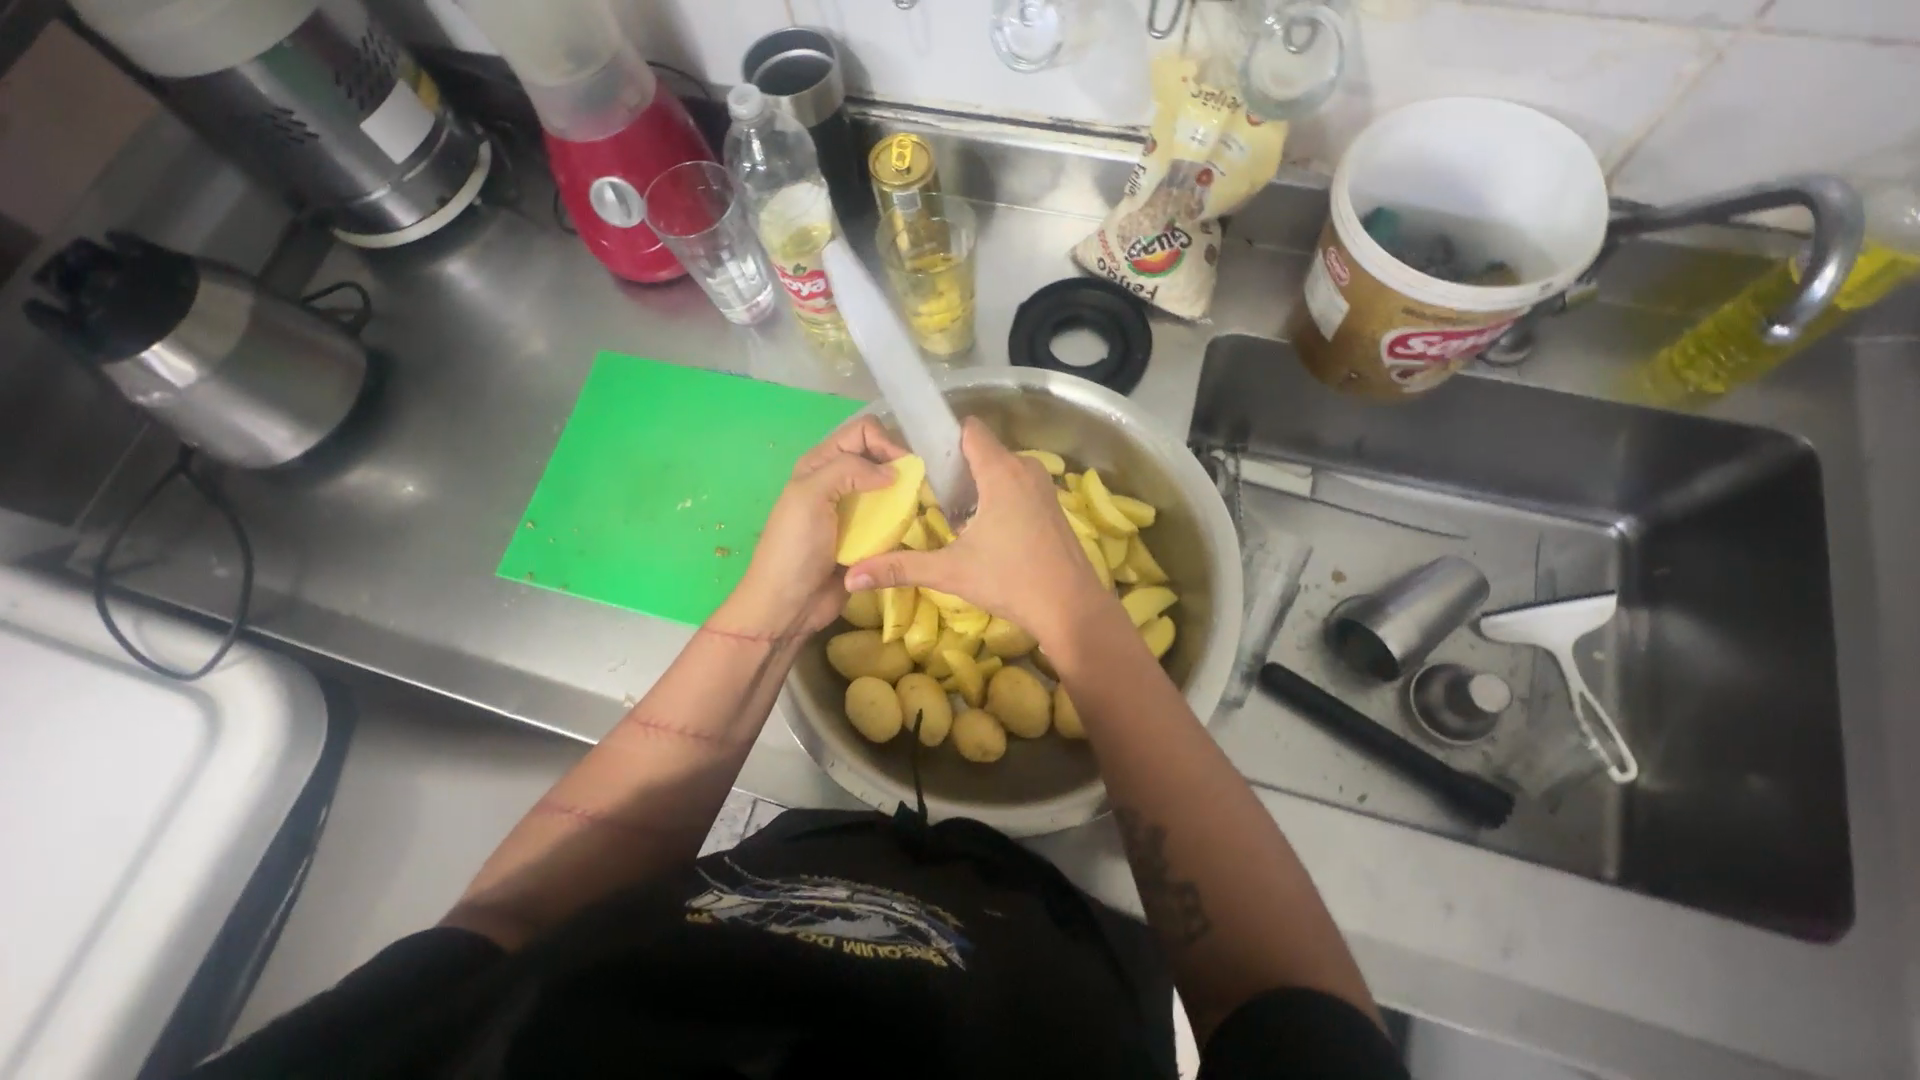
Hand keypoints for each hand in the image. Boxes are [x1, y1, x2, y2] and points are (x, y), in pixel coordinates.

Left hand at [721, 416, 907, 635]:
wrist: (788, 605)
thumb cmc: (793, 548)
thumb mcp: (810, 496)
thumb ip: (848, 469)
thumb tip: (893, 472)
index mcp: (820, 463)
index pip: (863, 431)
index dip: (885, 442)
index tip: (902, 469)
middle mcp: (839, 481)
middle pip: (879, 457)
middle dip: (900, 465)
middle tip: (919, 486)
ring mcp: (854, 512)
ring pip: (890, 488)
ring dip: (906, 494)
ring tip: (922, 507)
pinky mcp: (867, 539)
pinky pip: (893, 520)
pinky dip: (904, 520)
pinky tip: (914, 528)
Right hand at [844, 418, 1112, 648]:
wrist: (1071, 608)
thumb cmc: (1011, 581)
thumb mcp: (951, 572)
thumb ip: (901, 568)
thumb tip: (851, 578)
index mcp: (1001, 471)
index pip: (969, 430)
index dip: (943, 437)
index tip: (919, 457)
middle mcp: (1025, 469)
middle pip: (982, 451)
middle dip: (955, 467)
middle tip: (927, 494)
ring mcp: (1043, 488)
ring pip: (1001, 470)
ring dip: (977, 485)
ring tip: (950, 514)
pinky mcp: (1052, 506)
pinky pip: (1017, 486)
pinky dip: (997, 497)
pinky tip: (983, 530)